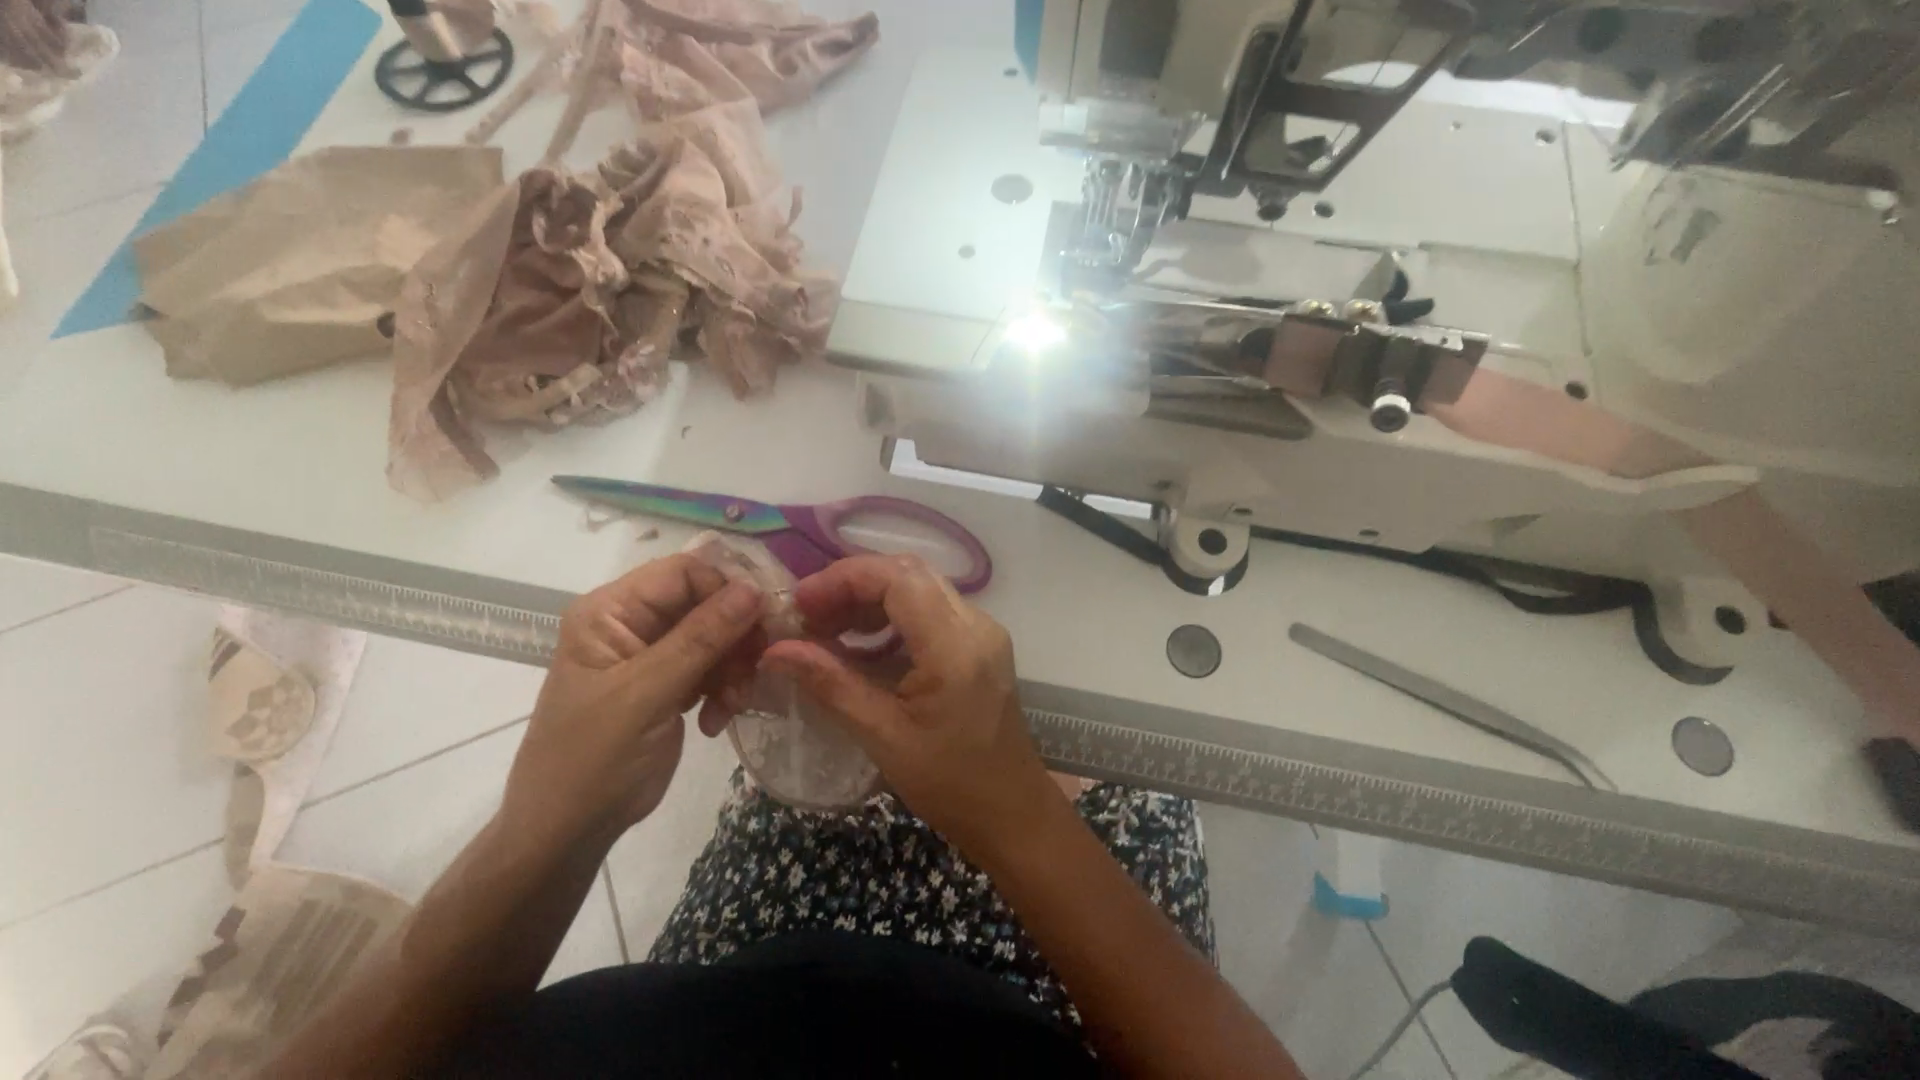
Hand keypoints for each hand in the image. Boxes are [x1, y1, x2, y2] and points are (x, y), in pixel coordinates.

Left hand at [502, 554, 764, 846]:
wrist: (568, 830)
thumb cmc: (593, 758)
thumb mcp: (647, 693)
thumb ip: (701, 637)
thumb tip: (754, 588)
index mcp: (611, 611)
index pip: (684, 572)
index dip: (728, 589)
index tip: (766, 620)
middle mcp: (631, 624)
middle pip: (706, 603)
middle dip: (735, 636)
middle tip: (756, 669)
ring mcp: (651, 657)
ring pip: (716, 638)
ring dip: (733, 669)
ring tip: (731, 705)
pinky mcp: (668, 686)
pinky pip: (712, 670)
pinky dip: (723, 692)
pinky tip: (716, 722)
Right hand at [760, 555, 1056, 858]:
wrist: (1011, 814)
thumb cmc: (950, 784)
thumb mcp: (883, 737)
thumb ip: (831, 684)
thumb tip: (775, 649)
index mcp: (955, 646)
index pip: (898, 578)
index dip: (843, 579)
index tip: (800, 604)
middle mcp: (976, 625)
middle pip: (909, 574)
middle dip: (852, 585)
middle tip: (806, 615)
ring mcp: (983, 633)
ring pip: (920, 588)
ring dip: (870, 599)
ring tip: (824, 629)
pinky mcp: (980, 646)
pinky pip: (931, 611)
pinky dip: (891, 617)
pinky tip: (858, 645)